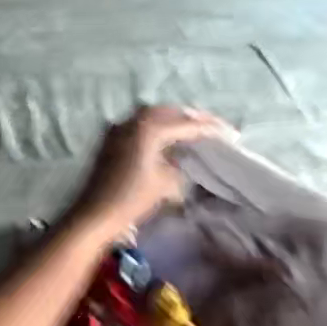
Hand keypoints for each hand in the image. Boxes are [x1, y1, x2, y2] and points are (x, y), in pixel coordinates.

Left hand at [68, 105, 234, 238]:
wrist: (95, 214)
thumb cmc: (131, 200)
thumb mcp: (165, 183)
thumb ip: (179, 164)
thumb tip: (182, 158)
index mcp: (149, 128)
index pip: (187, 123)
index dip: (211, 128)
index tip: (231, 133)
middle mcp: (132, 121)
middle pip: (169, 111)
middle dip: (193, 117)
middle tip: (215, 126)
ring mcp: (118, 128)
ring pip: (153, 115)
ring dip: (174, 119)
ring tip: (195, 129)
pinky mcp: (111, 139)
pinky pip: (139, 124)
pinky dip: (158, 126)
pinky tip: (169, 137)